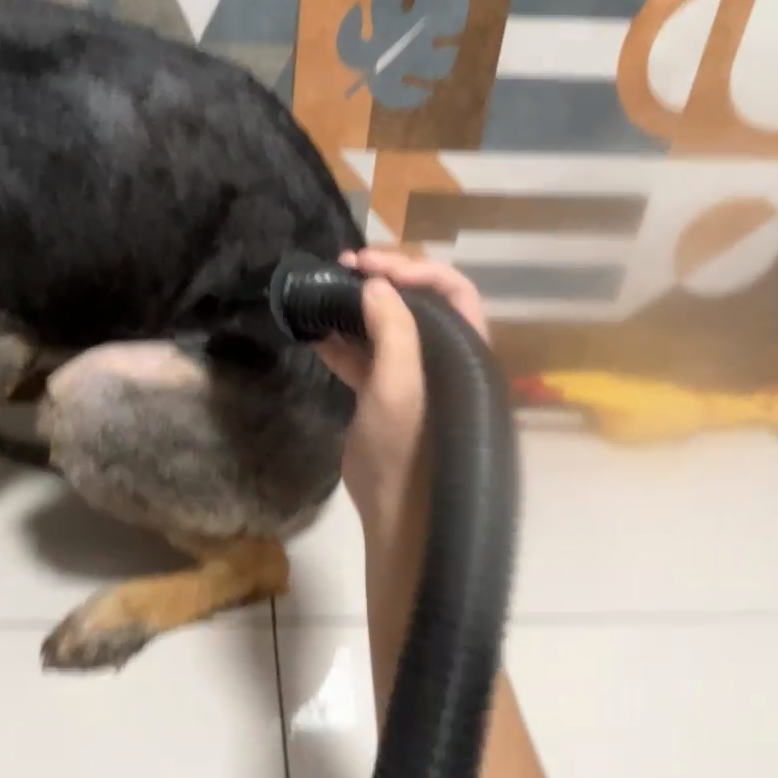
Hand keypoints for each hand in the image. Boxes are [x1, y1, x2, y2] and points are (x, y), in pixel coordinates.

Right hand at [314, 249, 488, 528]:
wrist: (397, 513)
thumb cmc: (408, 450)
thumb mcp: (400, 387)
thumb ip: (394, 331)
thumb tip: (375, 284)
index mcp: (463, 350)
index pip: (452, 290)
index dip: (414, 268)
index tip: (368, 264)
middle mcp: (443, 356)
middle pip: (418, 302)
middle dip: (382, 280)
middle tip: (343, 268)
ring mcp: (413, 376)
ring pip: (389, 325)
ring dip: (358, 305)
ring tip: (324, 292)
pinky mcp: (384, 394)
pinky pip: (364, 355)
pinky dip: (341, 340)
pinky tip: (314, 331)